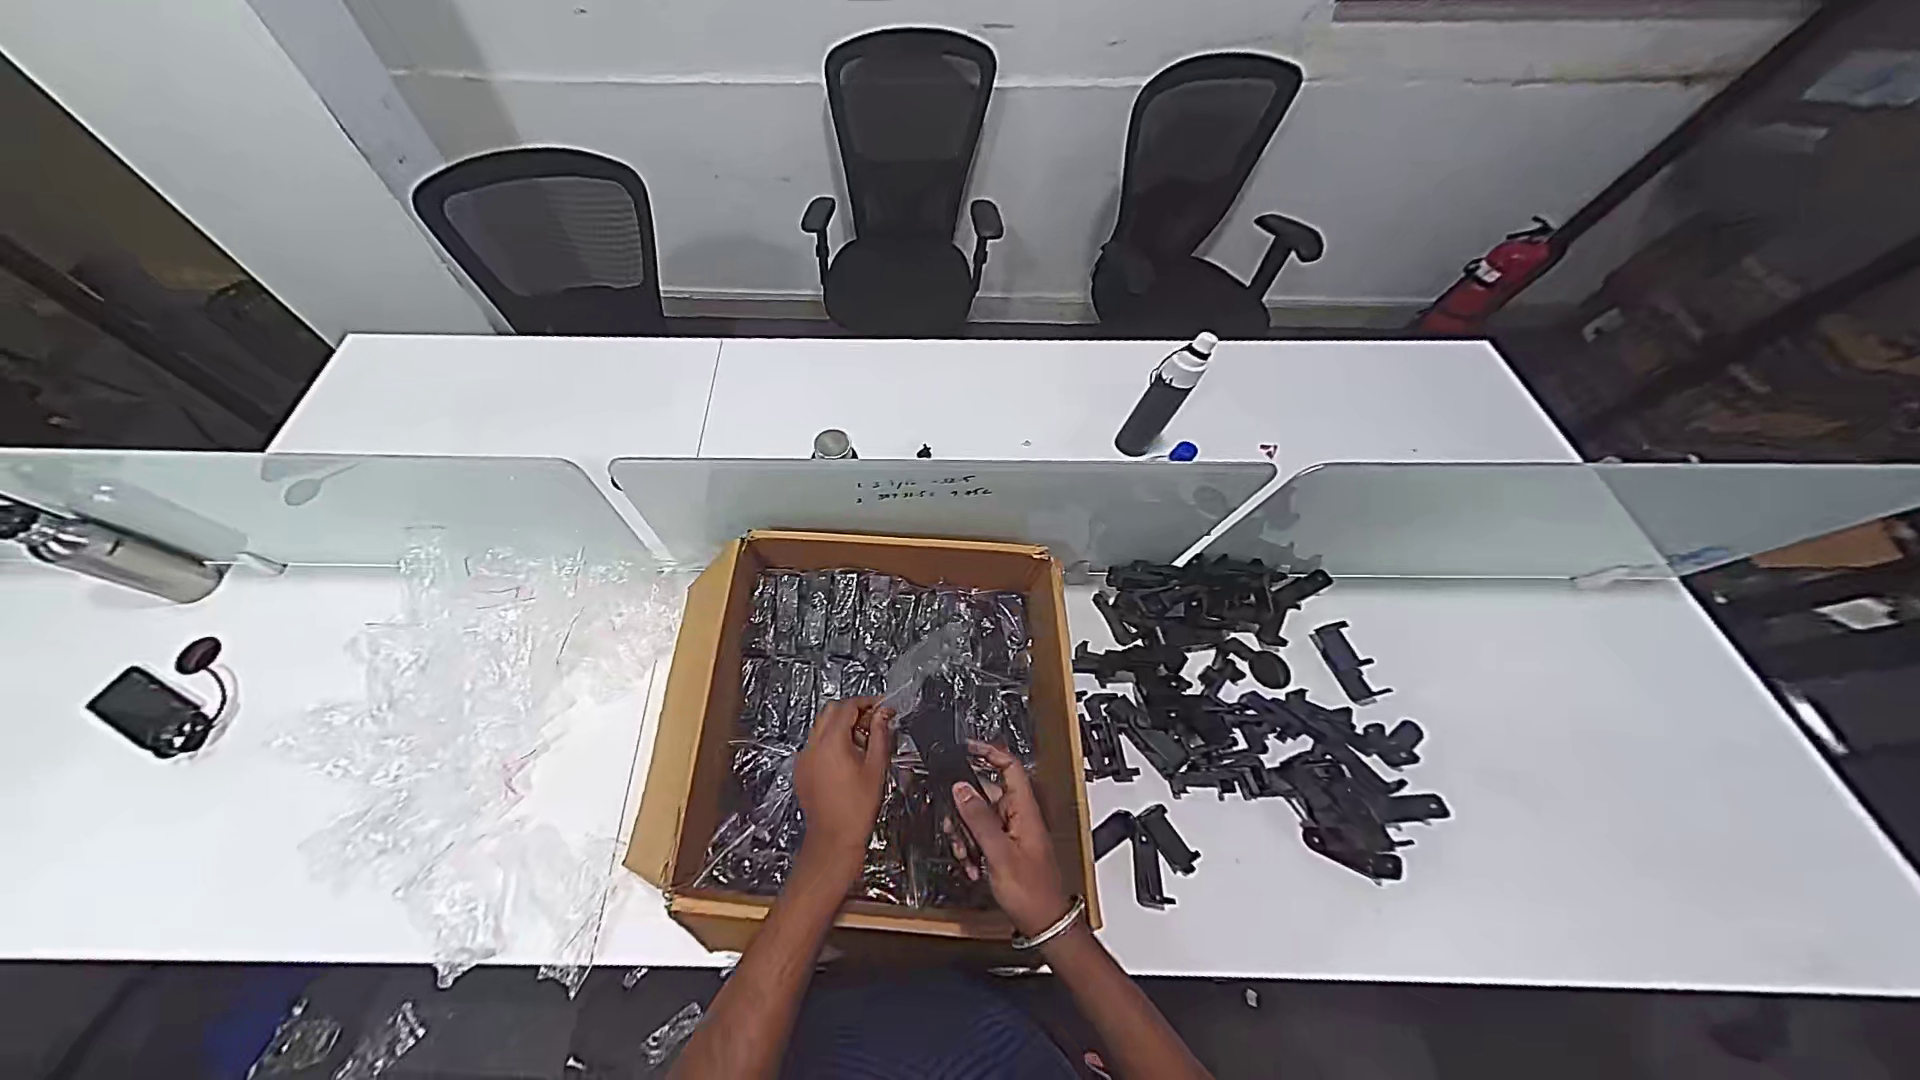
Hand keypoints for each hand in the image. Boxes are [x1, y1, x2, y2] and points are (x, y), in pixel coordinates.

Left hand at [794, 696, 894, 884]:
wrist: (833, 838)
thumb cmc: (857, 807)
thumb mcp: (876, 766)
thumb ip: (880, 734)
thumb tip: (883, 713)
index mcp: (831, 742)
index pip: (847, 706)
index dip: (866, 703)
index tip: (881, 708)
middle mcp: (813, 746)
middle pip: (831, 711)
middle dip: (853, 711)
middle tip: (873, 722)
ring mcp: (804, 758)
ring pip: (821, 726)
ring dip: (841, 725)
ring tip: (862, 742)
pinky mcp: (801, 770)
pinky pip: (815, 744)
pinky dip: (830, 741)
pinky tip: (847, 758)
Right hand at [949, 740, 1072, 938]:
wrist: (1045, 924)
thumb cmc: (1033, 893)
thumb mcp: (999, 853)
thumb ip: (978, 819)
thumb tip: (962, 788)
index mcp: (1023, 809)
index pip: (1009, 765)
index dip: (989, 752)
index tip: (967, 747)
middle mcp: (1018, 815)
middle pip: (984, 793)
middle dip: (964, 809)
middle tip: (955, 827)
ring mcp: (1012, 830)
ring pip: (978, 816)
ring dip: (965, 834)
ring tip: (965, 853)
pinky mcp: (1006, 845)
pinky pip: (981, 835)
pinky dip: (971, 847)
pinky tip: (971, 864)